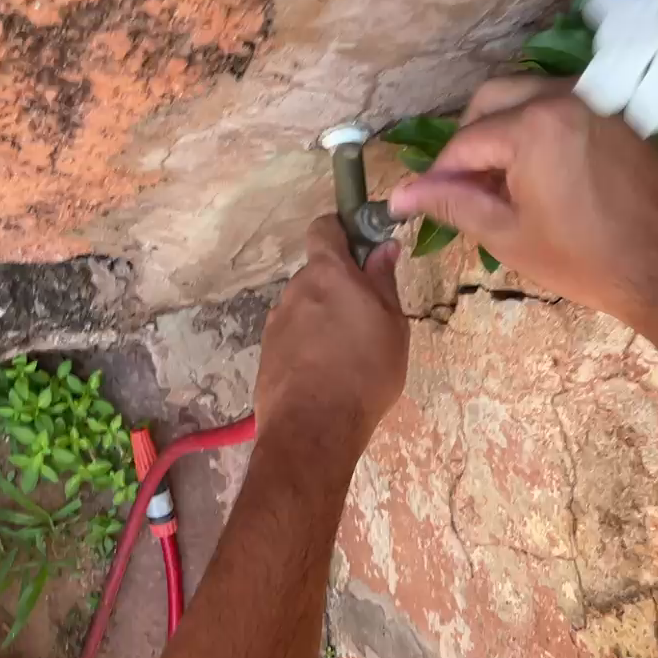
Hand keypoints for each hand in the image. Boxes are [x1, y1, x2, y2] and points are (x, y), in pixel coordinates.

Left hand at [255, 215, 408, 461]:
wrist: (313, 428)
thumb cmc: (365, 371)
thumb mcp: (391, 325)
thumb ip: (383, 282)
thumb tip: (383, 248)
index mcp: (326, 274)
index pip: (324, 229)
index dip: (341, 232)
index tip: (361, 249)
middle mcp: (294, 291)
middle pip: (317, 276)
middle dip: (338, 289)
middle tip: (365, 319)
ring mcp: (275, 323)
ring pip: (304, 309)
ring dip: (322, 320)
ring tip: (346, 356)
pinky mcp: (266, 353)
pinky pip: (292, 337)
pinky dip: (307, 346)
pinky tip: (324, 374)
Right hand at [388, 76, 657, 330]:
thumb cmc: (588, 260)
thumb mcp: (508, 236)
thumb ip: (453, 204)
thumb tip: (402, 195)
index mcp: (531, 126)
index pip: (462, 143)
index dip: (434, 176)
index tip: (415, 203)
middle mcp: (564, 97)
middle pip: (491, 100)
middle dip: (466, 142)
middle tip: (461, 190)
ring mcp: (598, 101)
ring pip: (528, 98)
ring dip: (501, 132)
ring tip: (500, 187)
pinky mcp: (621, 115)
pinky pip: (563, 108)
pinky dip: (536, 131)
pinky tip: (540, 178)